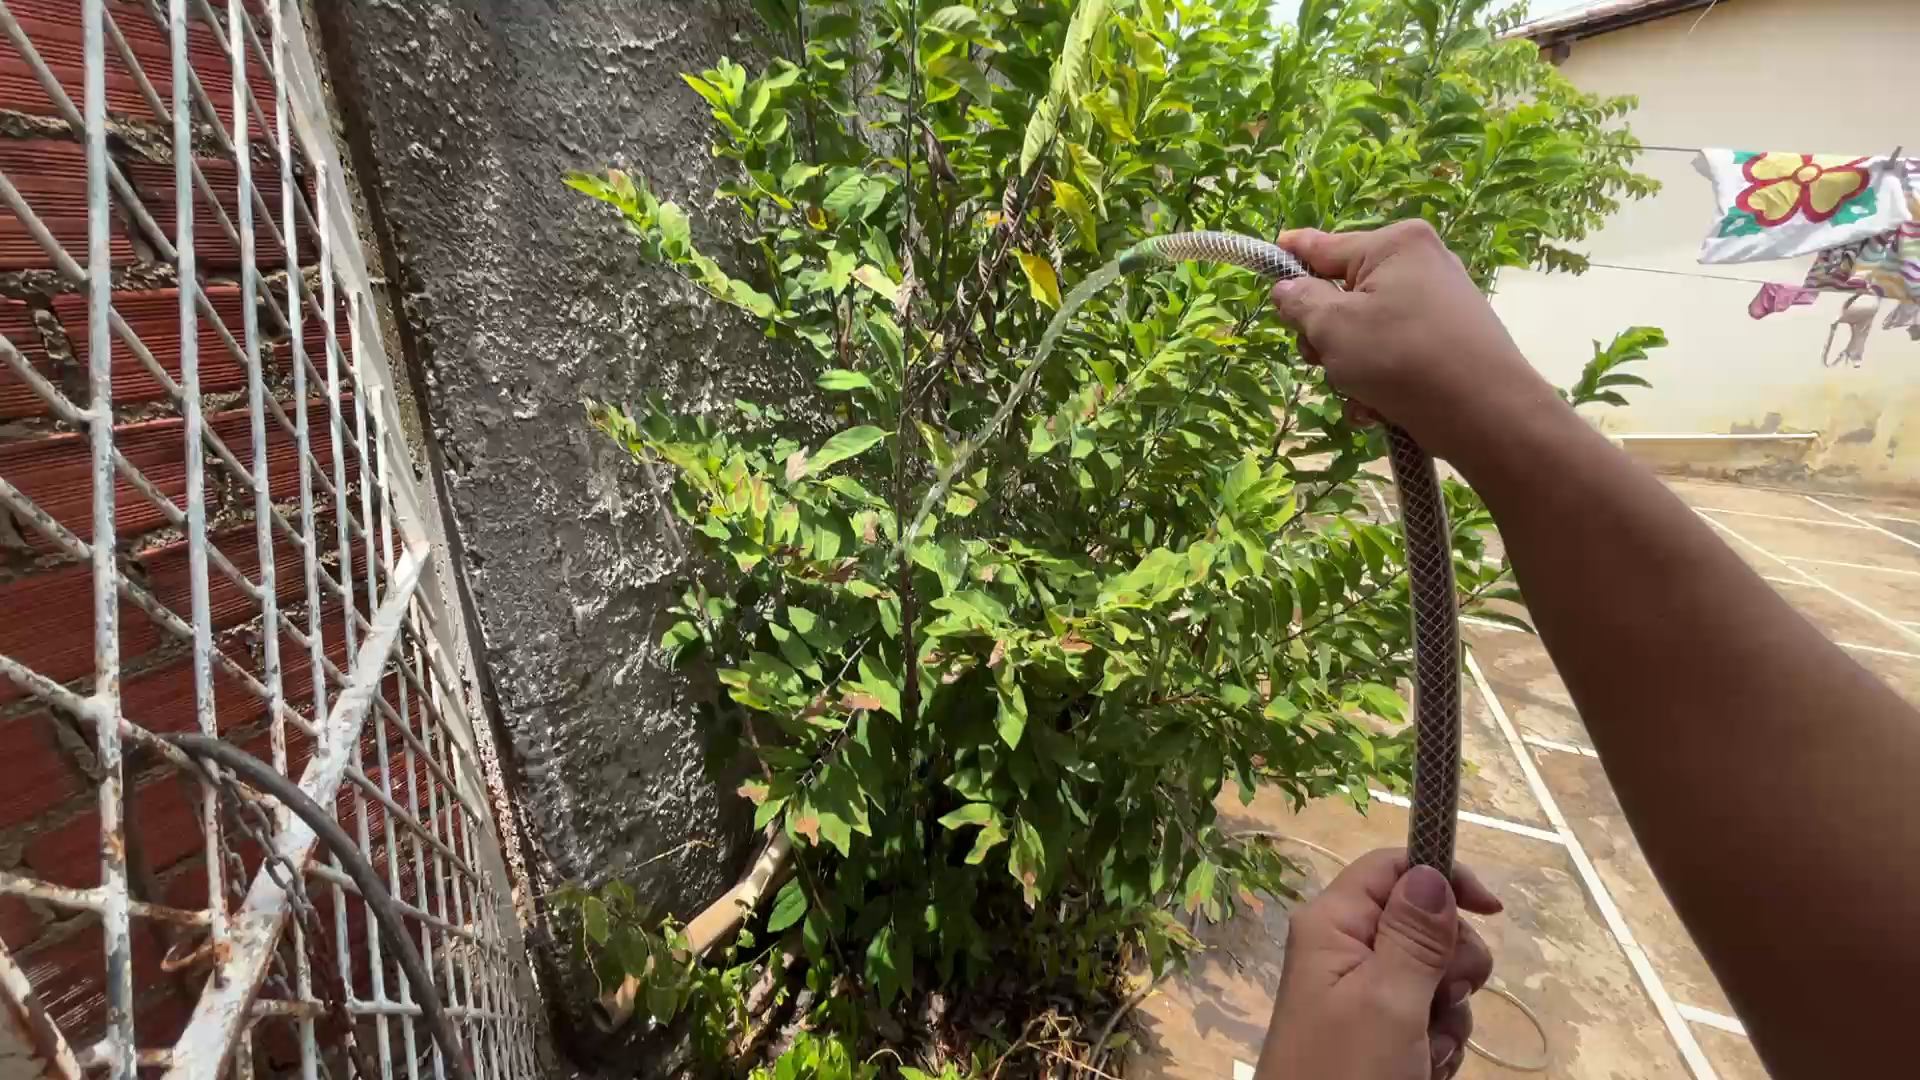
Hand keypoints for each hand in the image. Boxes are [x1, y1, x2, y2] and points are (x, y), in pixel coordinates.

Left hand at [1256, 849, 1503, 1079]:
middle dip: (1449, 964)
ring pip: (1435, 974)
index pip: (1388, 868)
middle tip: (1434, 1002)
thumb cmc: (1347, 1071)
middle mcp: (1345, 944)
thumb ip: (1414, 937)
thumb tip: (1432, 870)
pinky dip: (1439, 1041)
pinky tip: (1424, 1067)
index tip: (1493, 910)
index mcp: (1333, 922)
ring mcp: (1363, 987)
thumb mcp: (1388, 1001)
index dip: (1440, 875)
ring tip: (1422, 1050)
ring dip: (1446, 1013)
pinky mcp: (1381, 1026)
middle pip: (1422, 923)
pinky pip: (1431, 1015)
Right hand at [1267, 220, 1563, 465]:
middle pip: (1339, 295)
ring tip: (1357, 390)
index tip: (1265, 260)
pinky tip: (1376, 406)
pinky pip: (1386, 354)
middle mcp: (1417, 266)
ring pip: (1358, 332)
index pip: (1323, 245)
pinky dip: (1373, 381)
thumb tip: (1286, 288)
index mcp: (1393, 246)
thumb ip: (1300, 301)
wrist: (1482, 411)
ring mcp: (1431, 304)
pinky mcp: (1439, 341)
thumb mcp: (1333, 326)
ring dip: (1345, 367)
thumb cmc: (1399, 356)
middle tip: (1322, 359)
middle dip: (1323, 334)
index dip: (1289, 255)